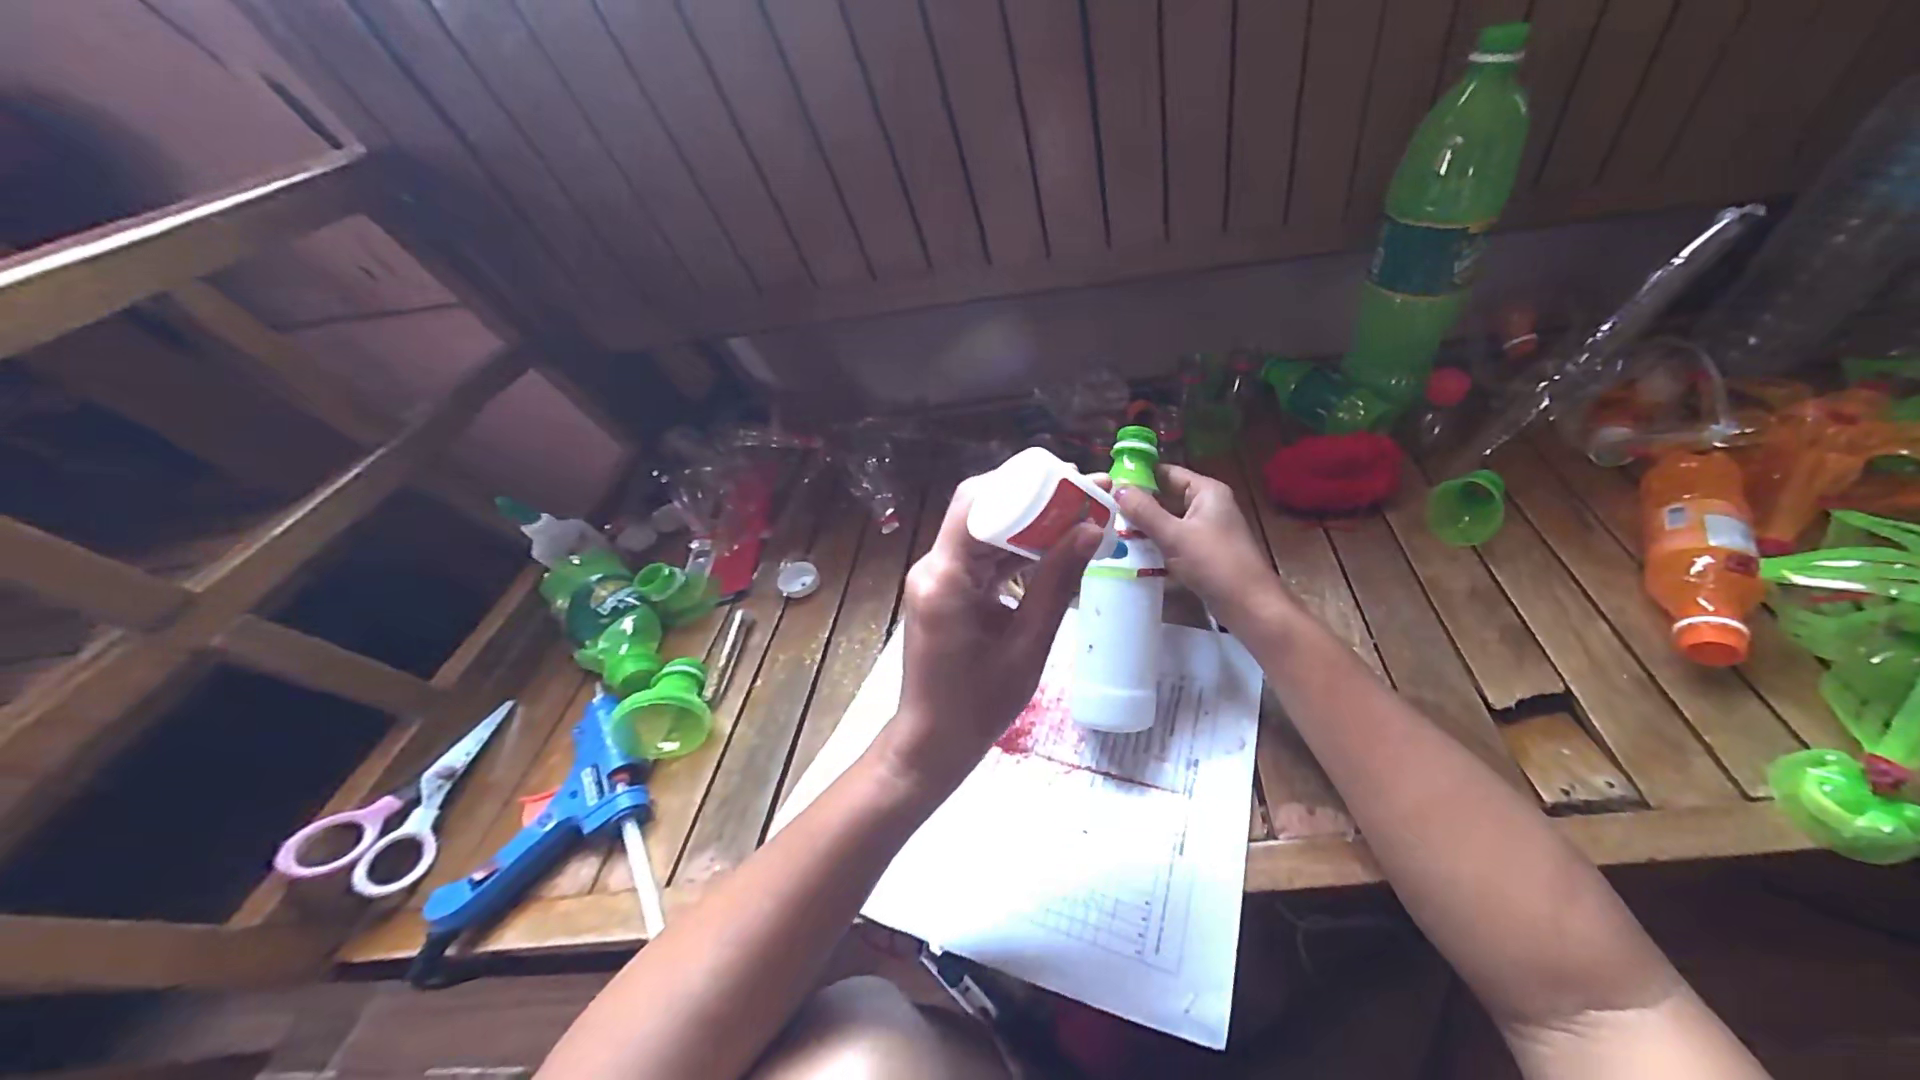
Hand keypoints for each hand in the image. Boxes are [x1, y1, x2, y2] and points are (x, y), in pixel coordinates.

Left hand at [877, 477, 1101, 794]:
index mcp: (946, 577)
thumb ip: (1056, 582)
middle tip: (1084, 497)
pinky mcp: (944, 590)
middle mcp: (934, 567)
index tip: (1072, 481)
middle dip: (1034, 501)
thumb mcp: (1028, 643)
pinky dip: (1015, 552)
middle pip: (981, 511)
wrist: (934, 740)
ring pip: (983, 532)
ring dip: (1028, 526)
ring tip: (1078, 519)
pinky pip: (980, 557)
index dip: (1026, 486)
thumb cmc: (979, 703)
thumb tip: (1090, 529)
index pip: (979, 504)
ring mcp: (936, 578)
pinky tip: (1052, 551)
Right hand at [1112, 465, 1294, 624]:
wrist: (1249, 605)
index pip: (1167, 472)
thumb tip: (1118, 489)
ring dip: (1143, 528)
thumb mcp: (1174, 535)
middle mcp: (1207, 505)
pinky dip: (1155, 545)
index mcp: (1206, 492)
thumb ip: (1144, 511)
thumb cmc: (1214, 564)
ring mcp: (1205, 530)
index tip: (1109, 485)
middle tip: (1104, 512)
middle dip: (1137, 506)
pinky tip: (1131, 554)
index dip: (1139, 476)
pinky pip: (1173, 541)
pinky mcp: (1202, 552)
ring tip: (1111, 532)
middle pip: (1165, 497)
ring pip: (1167, 521)